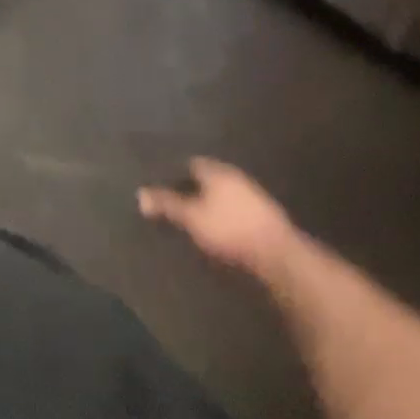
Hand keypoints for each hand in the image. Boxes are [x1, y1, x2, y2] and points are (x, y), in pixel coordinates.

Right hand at [138, 157, 297, 275]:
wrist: (279, 256)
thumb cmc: (229, 229)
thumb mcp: (190, 218)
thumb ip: (166, 204)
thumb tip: (140, 193)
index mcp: (217, 171)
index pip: (191, 163)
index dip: (176, 173)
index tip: (165, 184)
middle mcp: (237, 177)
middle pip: (210, 177)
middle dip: (195, 188)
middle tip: (179, 201)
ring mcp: (255, 196)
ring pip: (226, 194)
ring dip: (214, 202)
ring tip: (198, 217)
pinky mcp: (267, 217)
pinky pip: (239, 209)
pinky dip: (228, 215)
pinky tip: (223, 229)